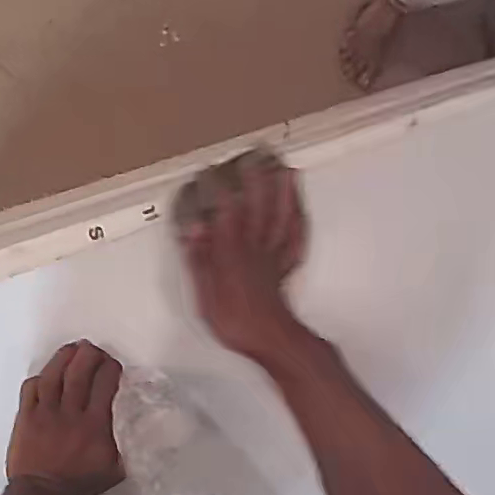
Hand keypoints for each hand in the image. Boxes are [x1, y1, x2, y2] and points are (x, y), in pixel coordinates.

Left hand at [5, 339, 125, 494]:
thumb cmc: (79, 484)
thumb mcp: (115, 468)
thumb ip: (125, 446)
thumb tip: (138, 431)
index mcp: (95, 425)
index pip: (105, 384)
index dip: (110, 368)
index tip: (114, 365)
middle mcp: (70, 414)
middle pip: (79, 372)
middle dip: (88, 355)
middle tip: (94, 350)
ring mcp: (45, 413)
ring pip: (53, 375)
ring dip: (64, 358)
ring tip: (73, 349)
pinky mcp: (26, 417)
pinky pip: (30, 389)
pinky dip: (39, 378)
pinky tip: (48, 374)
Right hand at [178, 150, 313, 363]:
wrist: (272, 339)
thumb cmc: (236, 322)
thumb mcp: (204, 296)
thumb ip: (199, 260)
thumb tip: (194, 229)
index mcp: (231, 253)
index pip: (224, 211)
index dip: (217, 188)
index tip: (210, 171)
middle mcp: (255, 248)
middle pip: (258, 206)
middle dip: (256, 179)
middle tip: (256, 155)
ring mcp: (273, 255)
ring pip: (281, 217)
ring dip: (284, 192)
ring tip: (286, 171)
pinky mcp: (285, 266)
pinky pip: (295, 239)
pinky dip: (299, 221)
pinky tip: (300, 210)